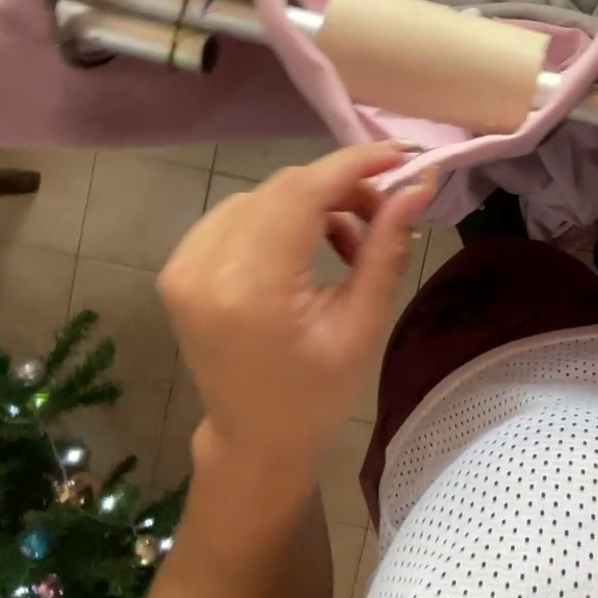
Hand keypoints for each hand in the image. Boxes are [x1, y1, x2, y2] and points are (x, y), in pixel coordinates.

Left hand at [157, 143, 435, 469]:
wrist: (255, 440)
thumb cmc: (318, 394)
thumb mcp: (364, 324)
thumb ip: (387, 248)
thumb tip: (417, 187)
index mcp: (251, 290)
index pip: (301, 193)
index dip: (353, 164)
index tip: (400, 157)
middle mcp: (205, 268)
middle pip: (283, 188)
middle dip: (341, 187)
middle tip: (384, 213)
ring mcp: (184, 266)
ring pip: (263, 195)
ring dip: (314, 203)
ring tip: (350, 243)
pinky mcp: (180, 268)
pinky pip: (239, 213)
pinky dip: (281, 216)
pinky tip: (308, 246)